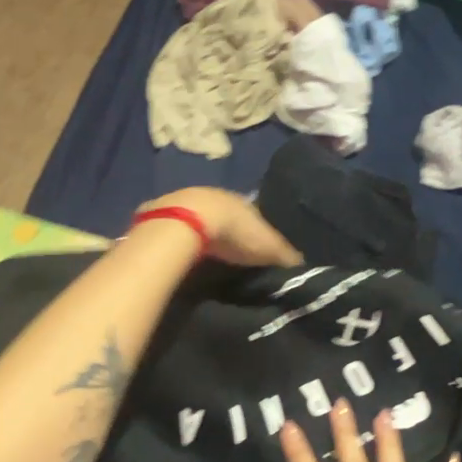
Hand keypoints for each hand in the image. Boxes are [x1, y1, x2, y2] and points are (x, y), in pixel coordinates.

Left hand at [138, 187, 303, 267]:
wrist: (187, 222)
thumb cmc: (234, 232)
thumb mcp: (267, 246)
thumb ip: (285, 255)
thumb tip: (303, 266)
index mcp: (241, 200)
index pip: (253, 215)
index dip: (255, 232)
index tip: (256, 250)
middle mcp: (213, 196)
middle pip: (223, 217)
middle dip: (225, 232)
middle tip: (229, 256)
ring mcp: (184, 202)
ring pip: (197, 220)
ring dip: (200, 234)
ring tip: (204, 257)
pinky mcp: (159, 214)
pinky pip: (173, 228)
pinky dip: (177, 239)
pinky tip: (178, 253)